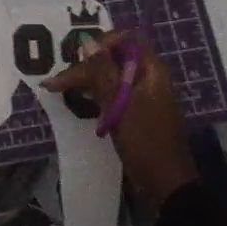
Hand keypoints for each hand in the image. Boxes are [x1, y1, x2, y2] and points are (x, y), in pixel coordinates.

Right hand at [42, 30, 197, 209]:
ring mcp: (142, 96)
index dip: (102, 43)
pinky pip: (113, 94)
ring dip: (88, 79)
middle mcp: (148, 78)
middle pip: (116, 58)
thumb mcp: (120, 105)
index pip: (127, 39)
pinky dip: (96, 94)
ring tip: (60, 88)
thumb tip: (86, 43)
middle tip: (60, 80)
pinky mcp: (135, 113)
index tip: (78, 57)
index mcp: (152, 70)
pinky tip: (79, 100)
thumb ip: (103, 72)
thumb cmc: (145, 142)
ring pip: (112, 77)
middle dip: (88, 64)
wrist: (166, 186)